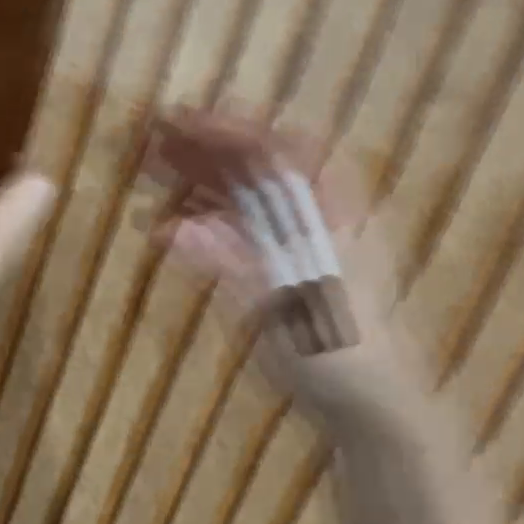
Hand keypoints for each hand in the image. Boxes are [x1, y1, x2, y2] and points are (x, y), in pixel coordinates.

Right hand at [145, 110, 429, 436]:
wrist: (372, 405)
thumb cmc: (338, 354)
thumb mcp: (284, 308)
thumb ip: (229, 265)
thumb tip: (173, 229)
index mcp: (330, 217)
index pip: (282, 153)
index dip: (235, 129)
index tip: (185, 118)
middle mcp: (316, 220)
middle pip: (260, 167)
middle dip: (206, 147)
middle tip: (153, 138)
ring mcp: (299, 245)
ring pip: (246, 195)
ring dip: (200, 177)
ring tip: (150, 169)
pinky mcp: (282, 271)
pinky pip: (238, 229)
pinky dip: (201, 218)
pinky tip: (166, 225)